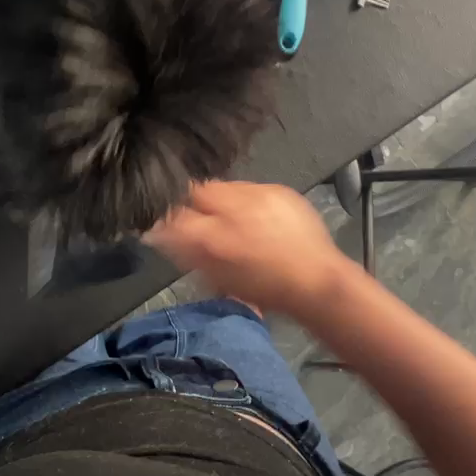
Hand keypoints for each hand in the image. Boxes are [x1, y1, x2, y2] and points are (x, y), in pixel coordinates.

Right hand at [146, 181, 354, 317]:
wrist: (317, 281)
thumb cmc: (266, 289)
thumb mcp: (219, 278)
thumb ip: (187, 253)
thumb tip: (158, 232)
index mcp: (214, 238)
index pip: (172, 214)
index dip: (163, 215)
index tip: (161, 222)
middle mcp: (233, 209)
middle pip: (195, 191)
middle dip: (189, 202)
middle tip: (194, 218)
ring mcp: (259, 194)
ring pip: (222, 187)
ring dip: (217, 200)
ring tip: (226, 218)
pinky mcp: (279, 189)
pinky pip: (248, 188)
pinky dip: (243, 200)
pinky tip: (252, 216)